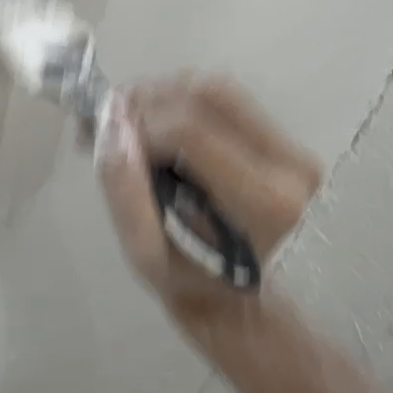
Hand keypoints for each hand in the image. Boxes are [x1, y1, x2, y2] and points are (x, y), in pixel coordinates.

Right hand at [97, 73, 321, 317]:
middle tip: (104, 123)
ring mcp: (293, 150)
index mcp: (265, 202)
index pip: (188, 129)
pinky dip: (179, 100)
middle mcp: (290, 166)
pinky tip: (153, 124)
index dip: (135, 124)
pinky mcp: (284, 142)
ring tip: (125, 122)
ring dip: (160, 94)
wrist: (250, 303)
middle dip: (143, 100)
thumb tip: (110, 126)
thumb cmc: (197, 289)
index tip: (99, 139)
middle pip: (203, 94)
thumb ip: (126, 194)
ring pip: (214, 88)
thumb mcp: (148, 257)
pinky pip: (225, 100)